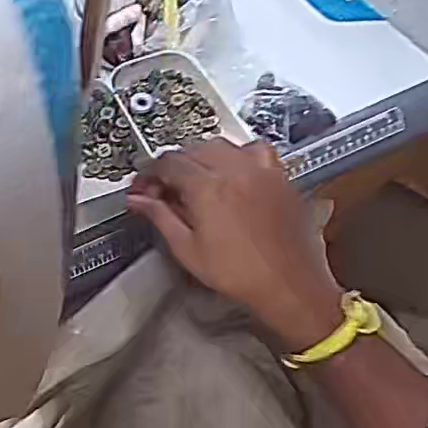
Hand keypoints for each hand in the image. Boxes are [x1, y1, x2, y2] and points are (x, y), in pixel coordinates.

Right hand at [126, 138, 344, 345]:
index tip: (143, 185)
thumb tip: (140, 200)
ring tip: (192, 178)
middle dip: (171, 164)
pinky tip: (232, 170)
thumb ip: (160, 217)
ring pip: (221, 144)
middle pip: (192, 149)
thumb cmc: (241, 274)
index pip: (168, 164)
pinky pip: (254, 149)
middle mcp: (235, 171)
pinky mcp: (278, 177)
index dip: (149, 172)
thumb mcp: (187, 249)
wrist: (286, 283)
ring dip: (200, 155)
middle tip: (161, 187)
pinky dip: (237, 153)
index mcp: (208, 188)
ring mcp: (260, 171)